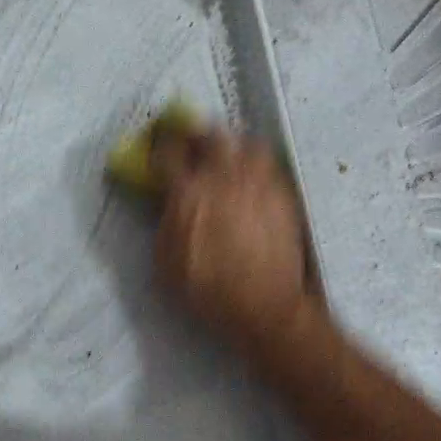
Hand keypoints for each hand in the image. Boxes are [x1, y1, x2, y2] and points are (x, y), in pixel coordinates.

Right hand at [151, 126, 315, 357]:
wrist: (264, 305)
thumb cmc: (207, 290)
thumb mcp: (166, 263)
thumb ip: (163, 225)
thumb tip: (167, 206)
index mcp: (188, 192)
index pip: (169, 151)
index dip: (159, 144)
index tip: (157, 147)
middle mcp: (224, 177)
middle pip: (211, 135)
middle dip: (198, 136)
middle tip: (193, 146)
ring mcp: (258, 182)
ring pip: (246, 143)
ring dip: (232, 145)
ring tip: (228, 158)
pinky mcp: (283, 195)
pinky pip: (268, 166)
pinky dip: (256, 167)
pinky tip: (251, 183)